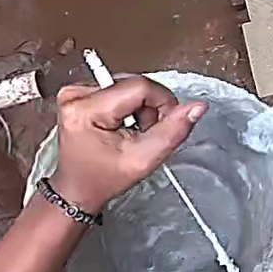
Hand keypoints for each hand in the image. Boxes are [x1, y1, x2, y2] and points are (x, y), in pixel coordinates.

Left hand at [47, 77, 205, 212]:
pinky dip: (128, 106)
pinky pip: (119, 88)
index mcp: (86, 110)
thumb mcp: (144, 159)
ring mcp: (75, 92)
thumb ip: (173, 130)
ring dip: (140, 107)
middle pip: (136, 84)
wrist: (78, 187)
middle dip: (150, 107)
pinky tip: (121, 124)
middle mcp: (76, 95)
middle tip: (142, 133)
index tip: (162, 125)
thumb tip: (196, 106)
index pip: (141, 86)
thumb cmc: (103, 177)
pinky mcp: (79, 93)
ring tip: (131, 131)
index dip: (162, 103)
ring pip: (130, 85)